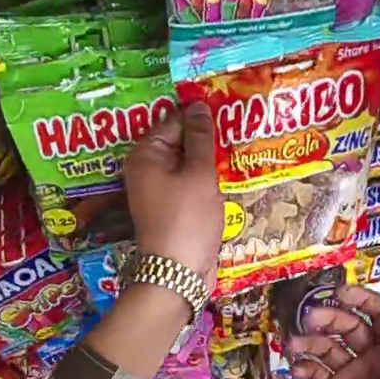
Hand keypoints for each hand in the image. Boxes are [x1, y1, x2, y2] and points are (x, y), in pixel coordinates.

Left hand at [124, 102, 223, 283]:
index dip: (200, 118)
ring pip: (186, 168)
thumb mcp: (199, 173)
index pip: (174, 120)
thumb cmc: (188, 220)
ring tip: (233, 159)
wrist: (179, 273)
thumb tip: (199, 105)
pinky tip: (224, 186)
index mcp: (145, 154)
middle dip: (204, 143)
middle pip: (179, 144)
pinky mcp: (170, 212)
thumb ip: (200, 138)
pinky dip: (204, 186)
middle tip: (234, 136)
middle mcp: (145, 171)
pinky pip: (188, 189)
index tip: (227, 116)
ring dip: (207, 166)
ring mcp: (157, 193)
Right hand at [289, 285, 379, 378]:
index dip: (363, 300)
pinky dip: (304, 366)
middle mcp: (375, 360)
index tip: (340, 292)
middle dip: (330, 319)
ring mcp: (352, 376)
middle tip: (309, 318)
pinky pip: (315, 370)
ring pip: (328, 347)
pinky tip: (297, 369)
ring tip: (294, 345)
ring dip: (311, 341)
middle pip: (350, 327)